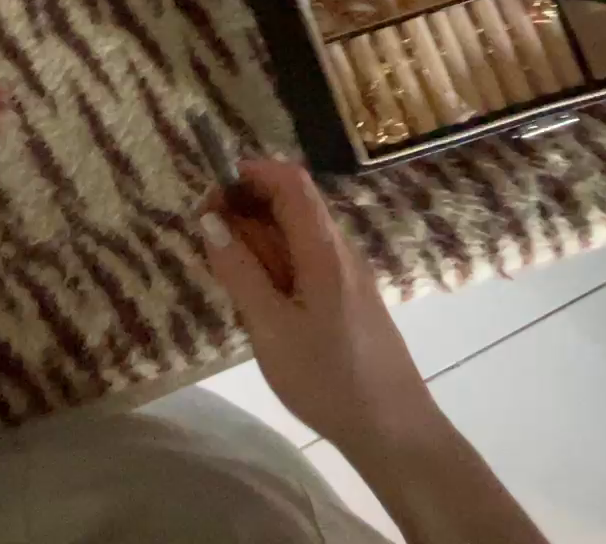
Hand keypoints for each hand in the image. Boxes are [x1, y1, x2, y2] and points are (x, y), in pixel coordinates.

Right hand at [200, 159, 441, 453]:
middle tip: (209, 238)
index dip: (250, 172)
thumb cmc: (330, 379)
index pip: (290, 181)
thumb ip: (239, 270)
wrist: (396, 434)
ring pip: (294, 230)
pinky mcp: (346, 293)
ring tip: (227, 269)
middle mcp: (338, 249)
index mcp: (324, 250)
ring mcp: (345, 272)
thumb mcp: (270, 328)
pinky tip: (256, 292)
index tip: (212, 192)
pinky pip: (302, 255)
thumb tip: (209, 219)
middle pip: (290, 201)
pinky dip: (272, 258)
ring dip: (256, 236)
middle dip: (244, 207)